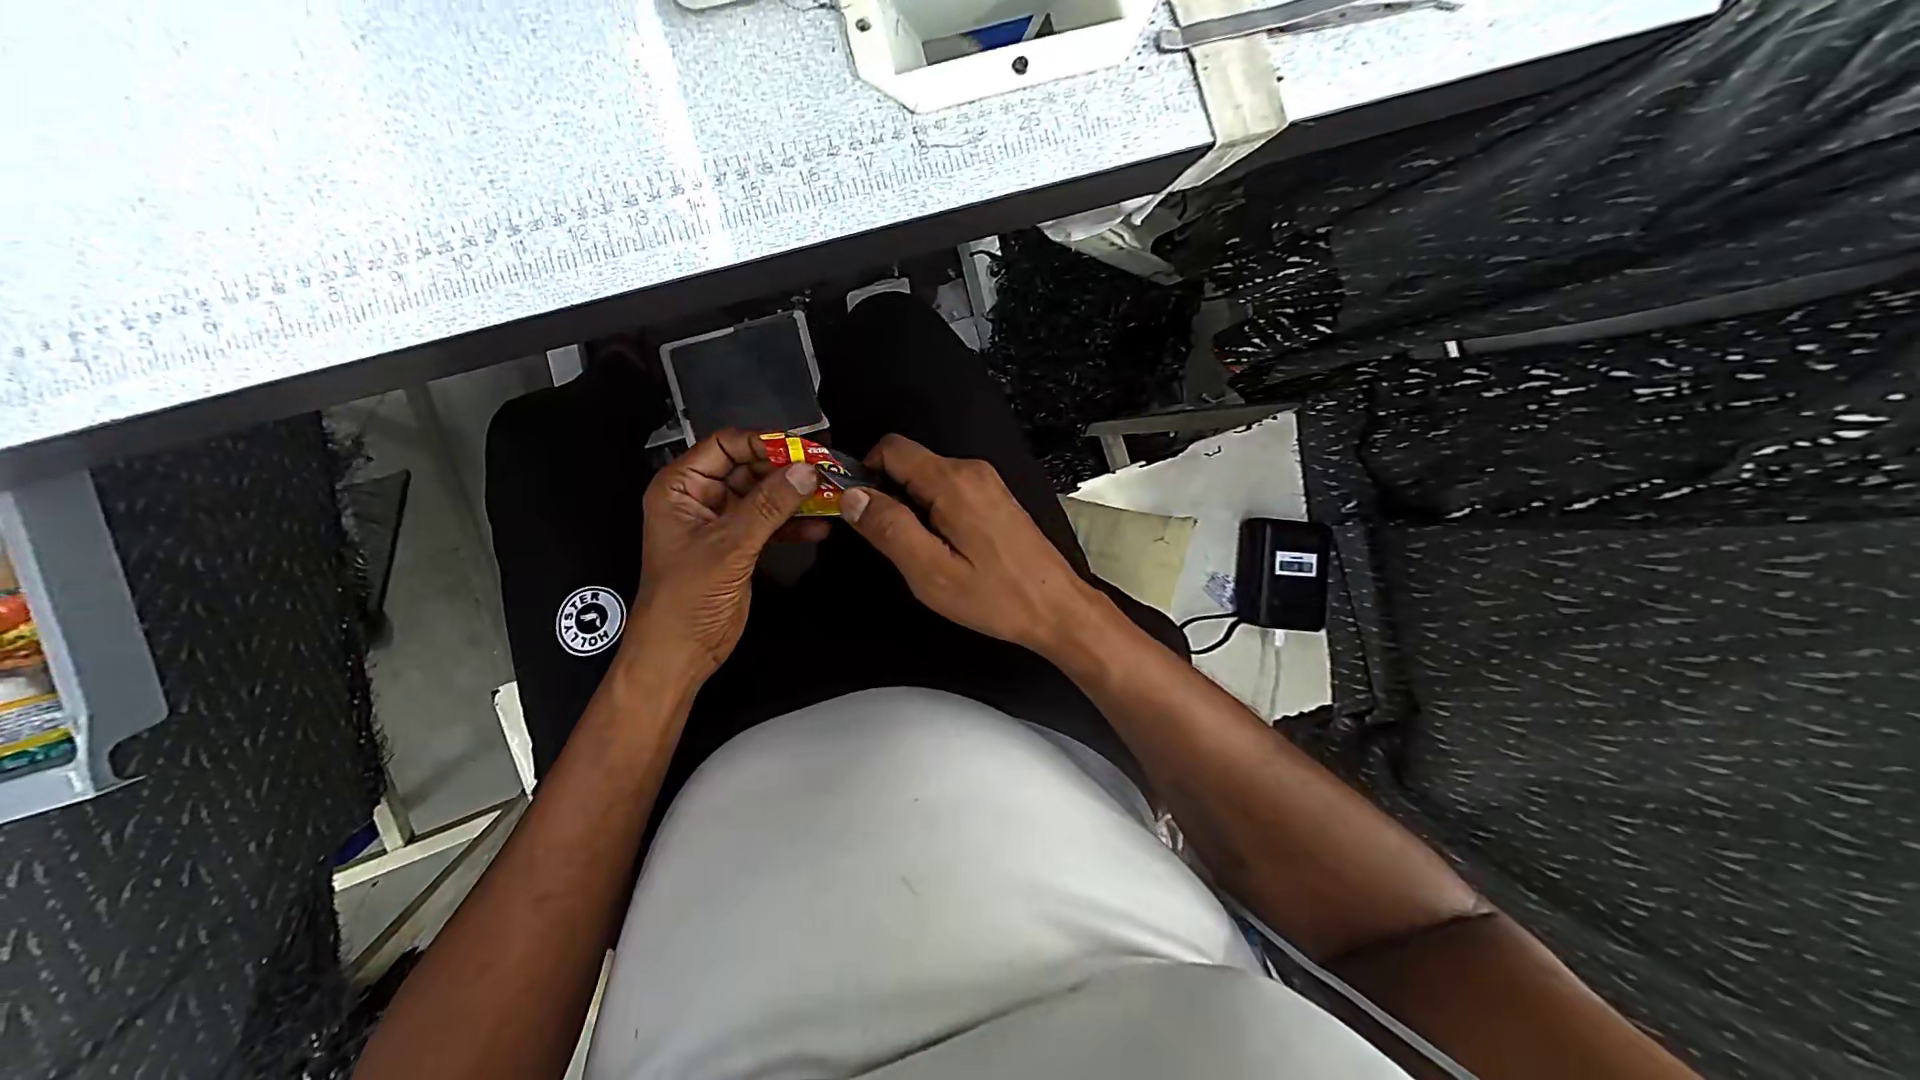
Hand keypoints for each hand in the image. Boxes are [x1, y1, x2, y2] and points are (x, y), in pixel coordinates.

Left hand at [622, 429, 824, 684]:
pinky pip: (771, 523)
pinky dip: (794, 524)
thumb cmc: (683, 599)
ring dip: (795, 497)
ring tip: (828, 495)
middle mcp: (701, 499)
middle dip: (786, 470)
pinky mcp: (741, 545)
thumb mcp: (729, 545)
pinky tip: (819, 526)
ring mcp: (722, 523)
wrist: (680, 651)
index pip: (725, 445)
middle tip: (823, 469)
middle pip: (750, 468)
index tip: (800, 448)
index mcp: (681, 487)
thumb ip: (769, 506)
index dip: (763, 443)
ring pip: (765, 495)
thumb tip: (804, 472)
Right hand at [839, 435, 1106, 654]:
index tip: (858, 510)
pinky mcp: (995, 499)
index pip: (891, 448)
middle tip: (890, 542)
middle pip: (909, 463)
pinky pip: (949, 491)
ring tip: (920, 552)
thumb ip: (889, 529)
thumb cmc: (996, 596)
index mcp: (952, 482)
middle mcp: (971, 471)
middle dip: (888, 494)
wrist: (1057, 608)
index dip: (864, 473)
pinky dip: (933, 512)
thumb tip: (853, 496)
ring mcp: (987, 483)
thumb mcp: (930, 571)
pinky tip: (944, 549)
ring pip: (928, 479)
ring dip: (911, 507)